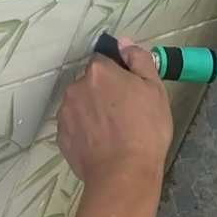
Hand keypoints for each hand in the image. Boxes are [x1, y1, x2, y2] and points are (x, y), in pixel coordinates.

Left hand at [56, 38, 171, 190]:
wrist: (124, 173)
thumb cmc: (146, 129)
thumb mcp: (155, 90)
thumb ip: (139, 60)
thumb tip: (124, 43)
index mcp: (99, 72)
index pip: (105, 60)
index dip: (120, 74)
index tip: (132, 90)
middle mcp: (76, 87)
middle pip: (91, 83)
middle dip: (105, 93)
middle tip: (127, 113)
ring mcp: (65, 113)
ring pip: (81, 104)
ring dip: (93, 111)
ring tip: (114, 132)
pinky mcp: (61, 137)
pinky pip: (75, 126)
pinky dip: (86, 131)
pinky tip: (102, 144)